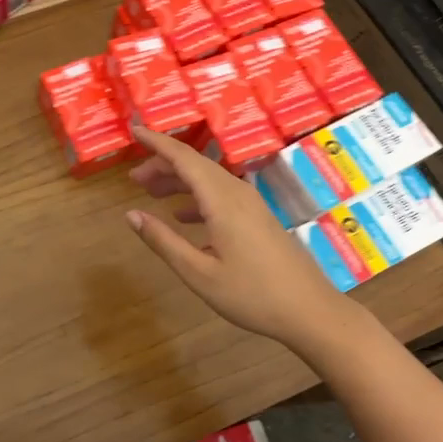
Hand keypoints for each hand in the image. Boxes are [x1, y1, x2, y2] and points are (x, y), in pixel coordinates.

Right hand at [125, 127, 361, 350]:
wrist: (312, 312)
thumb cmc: (253, 295)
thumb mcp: (199, 274)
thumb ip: (163, 241)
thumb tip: (130, 215)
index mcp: (221, 200)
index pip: (183, 158)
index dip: (157, 141)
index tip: (134, 129)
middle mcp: (236, 193)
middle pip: (195, 165)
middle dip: (162, 164)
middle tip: (134, 177)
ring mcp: (250, 204)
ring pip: (208, 179)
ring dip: (179, 180)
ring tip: (151, 192)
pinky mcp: (258, 217)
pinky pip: (221, 193)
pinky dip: (197, 196)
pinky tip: (182, 216)